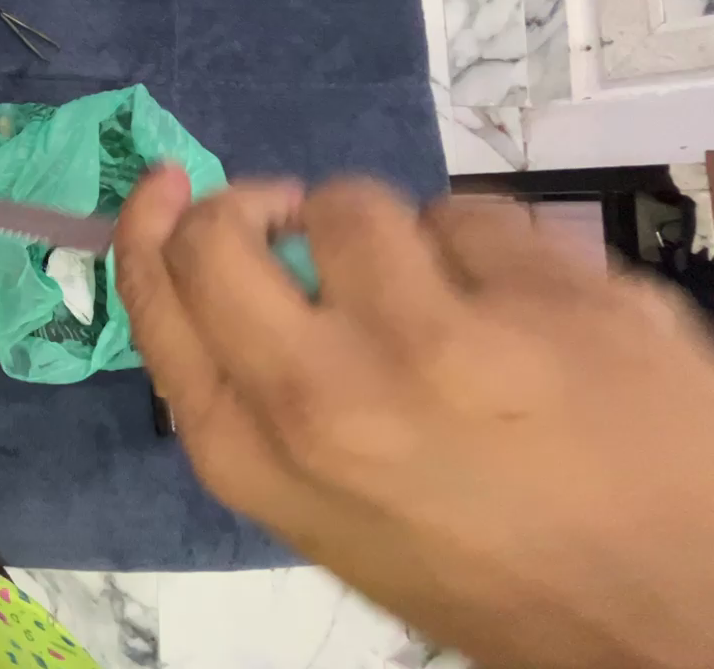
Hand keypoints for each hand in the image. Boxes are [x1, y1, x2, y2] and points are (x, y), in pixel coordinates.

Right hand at [116, 168, 713, 668]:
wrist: (676, 629)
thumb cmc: (454, 553)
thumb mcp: (297, 496)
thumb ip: (228, 383)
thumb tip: (195, 255)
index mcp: (245, 447)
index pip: (154, 292)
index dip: (147, 222)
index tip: (167, 183)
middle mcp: (321, 395)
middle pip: (217, 234)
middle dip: (243, 203)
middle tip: (284, 213)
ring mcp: (441, 347)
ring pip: (349, 204)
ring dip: (379, 232)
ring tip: (431, 289)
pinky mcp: (562, 310)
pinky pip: (471, 213)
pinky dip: (482, 245)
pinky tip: (520, 307)